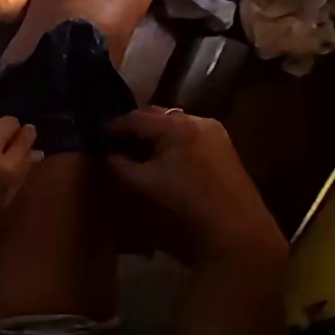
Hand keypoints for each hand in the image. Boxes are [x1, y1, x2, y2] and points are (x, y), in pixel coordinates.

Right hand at [107, 107, 284, 262]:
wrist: (233, 220)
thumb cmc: (186, 198)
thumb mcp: (146, 182)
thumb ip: (122, 166)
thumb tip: (109, 156)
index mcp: (174, 125)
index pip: (136, 117)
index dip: (116, 125)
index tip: (100, 132)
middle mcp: (194, 118)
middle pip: (157, 114)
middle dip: (136, 125)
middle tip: (118, 138)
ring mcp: (212, 128)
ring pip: (174, 122)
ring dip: (155, 131)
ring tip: (140, 147)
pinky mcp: (222, 141)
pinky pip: (189, 131)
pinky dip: (173, 137)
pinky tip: (166, 154)